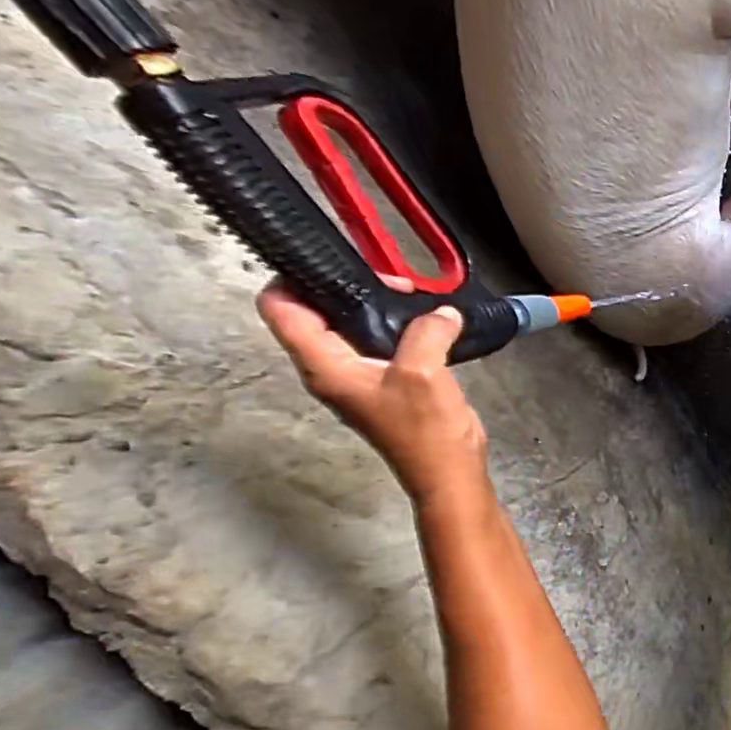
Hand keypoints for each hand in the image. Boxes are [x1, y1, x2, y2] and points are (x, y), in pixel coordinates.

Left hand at [257, 280, 488, 504]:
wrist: (450, 471)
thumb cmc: (425, 429)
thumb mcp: (422, 370)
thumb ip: (427, 330)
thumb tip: (442, 313)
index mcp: (325, 366)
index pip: (280, 309)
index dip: (292, 276)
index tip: (329, 257)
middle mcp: (334, 369)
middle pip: (317, 312)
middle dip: (348, 286)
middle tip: (392, 279)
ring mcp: (361, 376)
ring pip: (354, 325)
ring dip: (378, 305)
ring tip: (412, 293)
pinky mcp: (389, 381)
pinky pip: (383, 341)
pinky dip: (400, 324)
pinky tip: (428, 318)